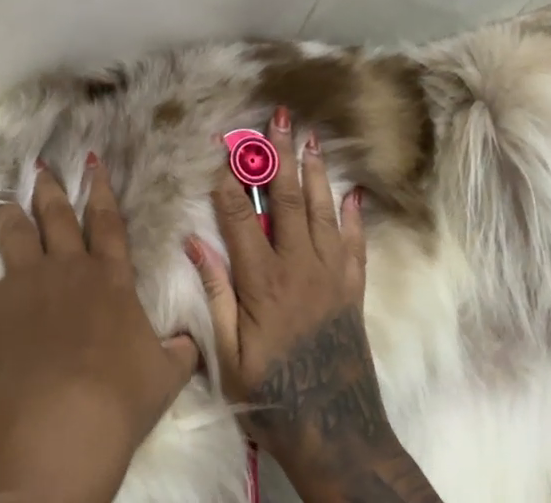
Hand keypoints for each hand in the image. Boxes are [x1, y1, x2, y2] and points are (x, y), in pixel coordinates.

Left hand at [0, 156, 198, 502]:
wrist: (58, 422)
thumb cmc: (118, 399)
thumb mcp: (165, 376)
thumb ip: (180, 352)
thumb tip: (191, 343)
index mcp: (111, 280)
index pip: (109, 225)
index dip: (102, 193)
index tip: (94, 166)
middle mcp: (67, 269)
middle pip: (59, 218)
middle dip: (52, 190)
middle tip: (42, 168)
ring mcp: (24, 283)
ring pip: (14, 233)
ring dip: (9, 213)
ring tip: (4, 198)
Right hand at [188, 110, 442, 502]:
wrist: (336, 431)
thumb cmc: (272, 397)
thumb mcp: (230, 354)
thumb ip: (216, 294)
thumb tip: (195, 242)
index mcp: (263, 283)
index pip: (241, 218)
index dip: (230, 183)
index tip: (223, 152)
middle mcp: (299, 268)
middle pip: (287, 200)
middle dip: (279, 156)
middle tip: (278, 119)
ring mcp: (331, 276)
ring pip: (322, 211)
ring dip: (315, 172)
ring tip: (311, 138)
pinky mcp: (353, 290)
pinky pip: (354, 243)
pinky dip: (352, 216)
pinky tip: (352, 192)